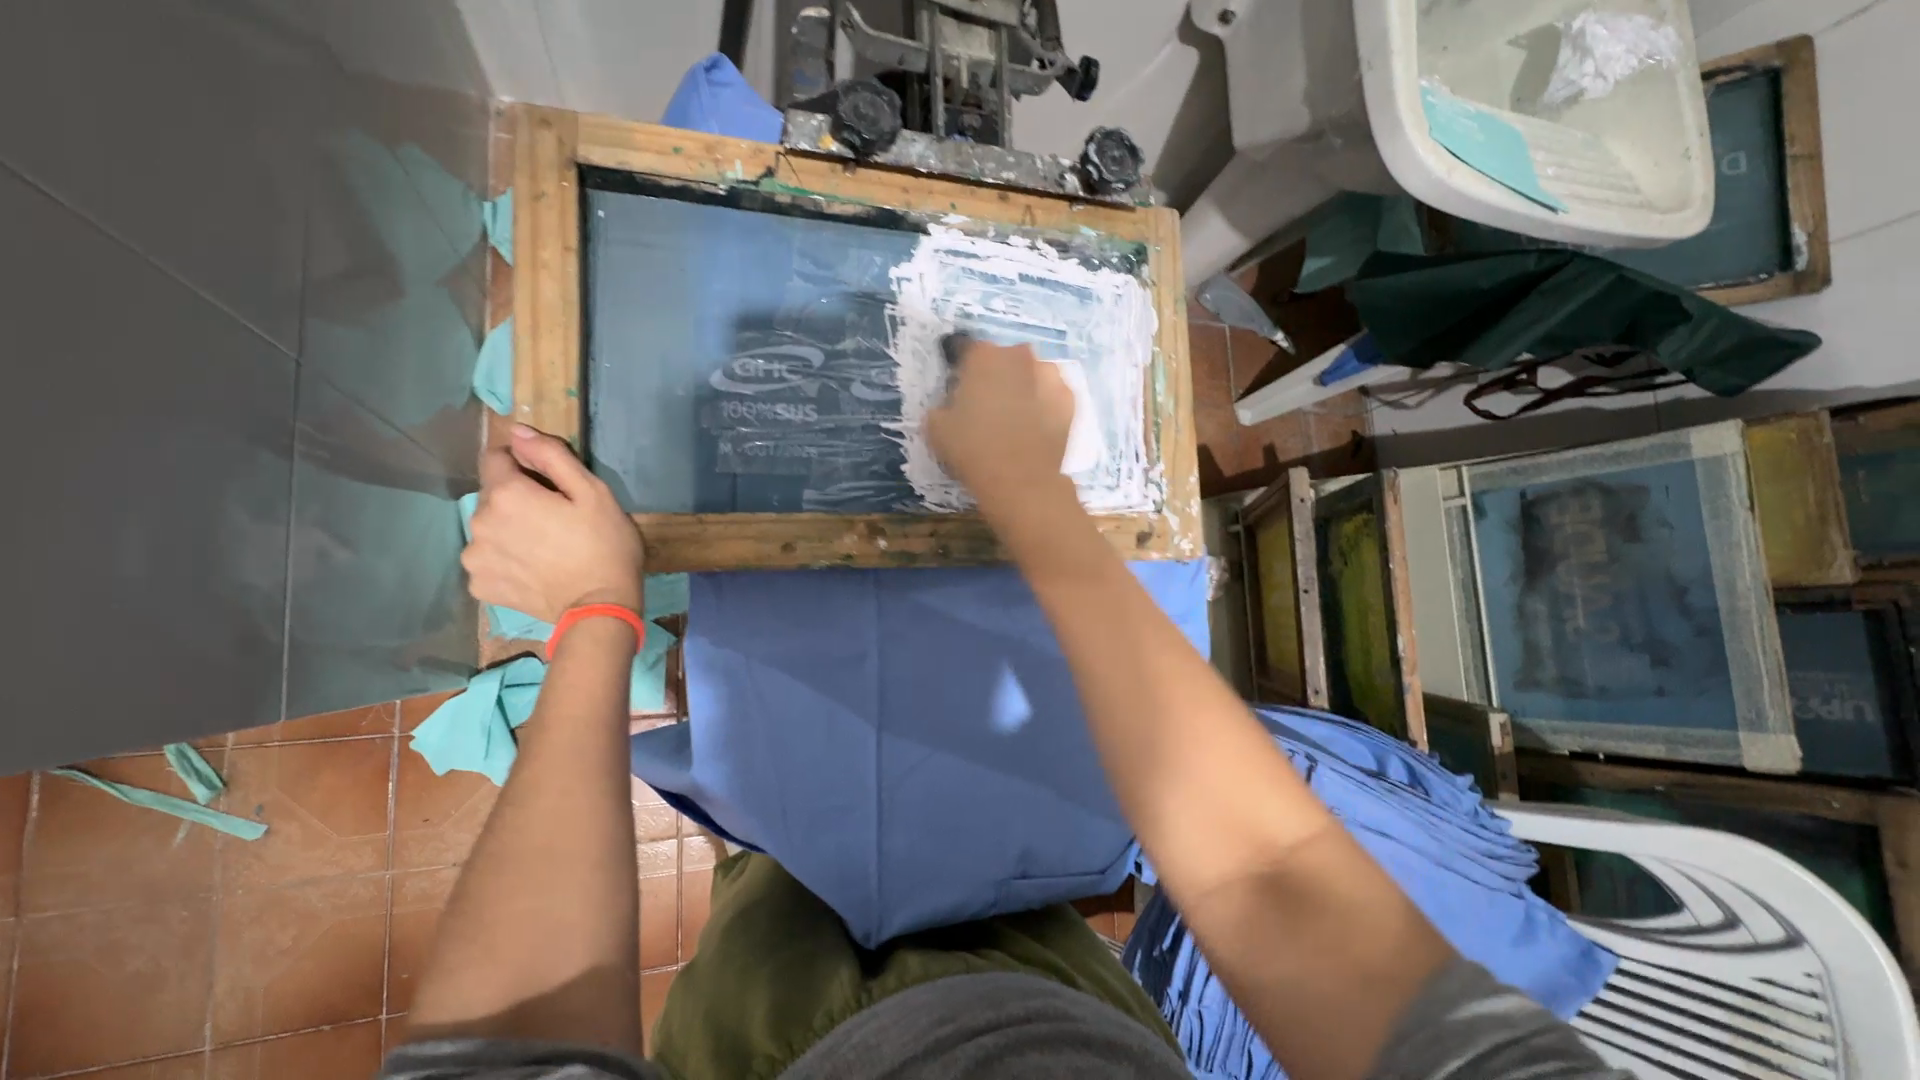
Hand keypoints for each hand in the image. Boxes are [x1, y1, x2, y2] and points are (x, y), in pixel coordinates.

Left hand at [463, 425, 645, 621]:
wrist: (600, 608)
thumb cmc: (604, 545)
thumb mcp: (593, 492)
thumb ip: (552, 456)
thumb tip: (518, 433)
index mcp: (506, 494)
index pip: (495, 458)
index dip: (523, 465)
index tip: (549, 485)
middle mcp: (479, 522)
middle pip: (493, 496)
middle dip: (517, 501)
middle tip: (554, 520)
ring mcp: (475, 557)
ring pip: (488, 528)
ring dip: (508, 531)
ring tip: (543, 548)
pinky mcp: (479, 585)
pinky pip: (488, 560)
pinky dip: (505, 561)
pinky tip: (532, 570)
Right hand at [925, 340, 1075, 508]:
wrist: (1020, 480)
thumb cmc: (973, 449)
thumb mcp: (936, 426)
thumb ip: (943, 404)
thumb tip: (953, 403)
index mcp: (984, 356)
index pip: (966, 349)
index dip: (960, 366)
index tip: (958, 382)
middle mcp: (1020, 356)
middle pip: (1004, 360)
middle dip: (996, 375)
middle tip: (988, 404)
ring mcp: (1050, 375)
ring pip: (1032, 375)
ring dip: (1024, 386)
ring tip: (1016, 416)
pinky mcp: (1070, 399)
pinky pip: (1051, 395)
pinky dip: (1044, 404)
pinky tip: (1036, 425)